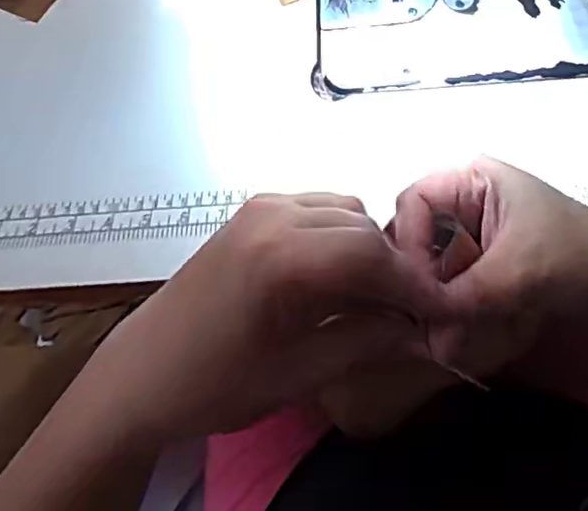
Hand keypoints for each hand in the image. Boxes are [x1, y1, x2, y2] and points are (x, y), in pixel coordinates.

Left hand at [77, 193, 444, 442]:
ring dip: (365, 247)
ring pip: (340, 210)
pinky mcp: (251, 212)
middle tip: (409, 313)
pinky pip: (312, 209)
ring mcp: (258, 207)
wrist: (147, 367)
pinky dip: (336, 235)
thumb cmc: (214, 380)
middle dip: (392, 266)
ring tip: (372, 298)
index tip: (440, 312)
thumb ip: (366, 341)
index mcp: (280, 256)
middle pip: (359, 224)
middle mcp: (270, 215)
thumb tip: (419, 330)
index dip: (413, 282)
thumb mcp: (299, 373)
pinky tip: (334, 277)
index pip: (371, 251)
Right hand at [391, 157, 587, 379]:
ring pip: (433, 259)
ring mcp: (472, 228)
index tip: (420, 287)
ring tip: (455, 325)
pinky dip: (457, 302)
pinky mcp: (481, 257)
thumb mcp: (518, 272)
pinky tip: (474, 324)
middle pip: (418, 230)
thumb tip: (429, 337)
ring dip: (441, 293)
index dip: (409, 241)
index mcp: (472, 178)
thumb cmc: (577, 256)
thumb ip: (467, 297)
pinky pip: (452, 277)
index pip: (414, 201)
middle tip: (431, 311)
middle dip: (424, 273)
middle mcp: (465, 197)